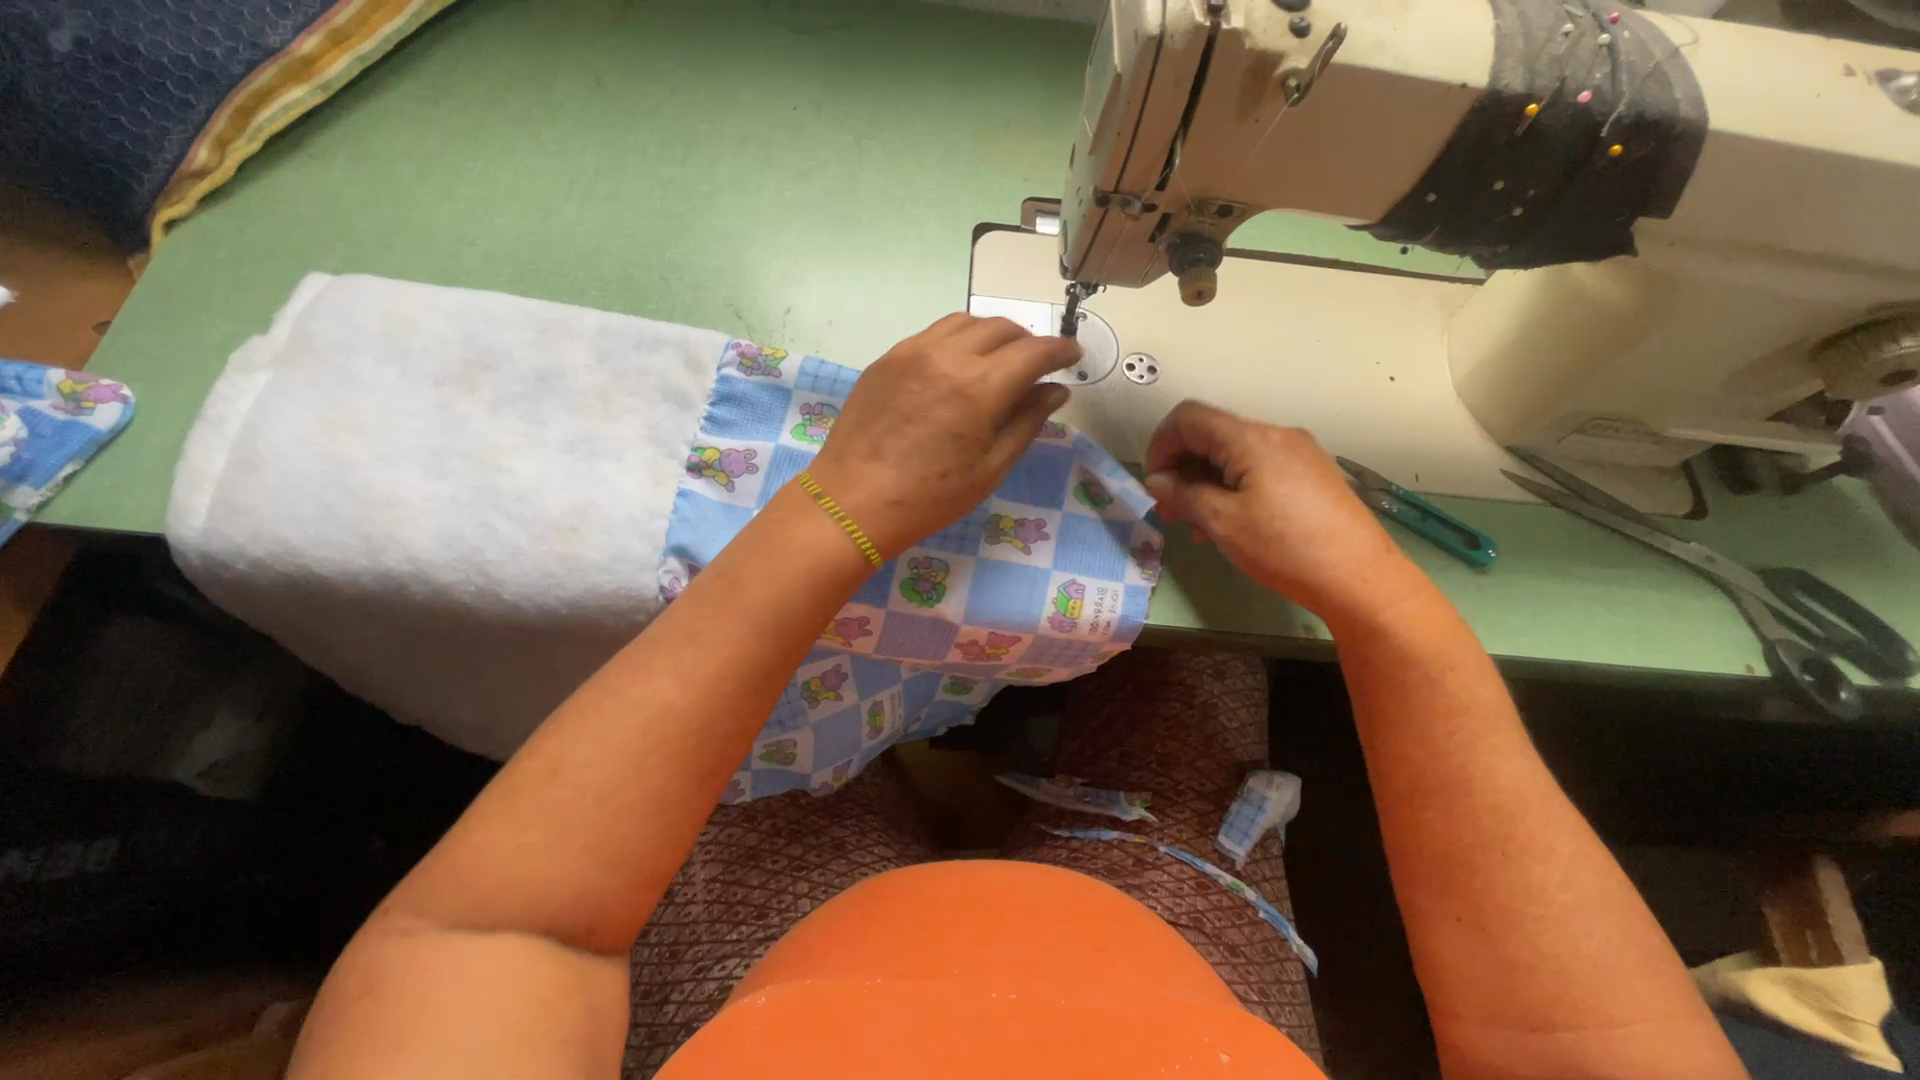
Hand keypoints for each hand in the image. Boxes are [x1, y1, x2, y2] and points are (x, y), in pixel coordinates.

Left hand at [807, 314, 1077, 557]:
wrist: (854, 501)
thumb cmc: (930, 497)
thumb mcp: (991, 468)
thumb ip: (1027, 422)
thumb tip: (1056, 391)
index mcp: (979, 387)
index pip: (1033, 352)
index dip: (1060, 350)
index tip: (1074, 355)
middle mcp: (947, 356)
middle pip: (1001, 328)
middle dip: (1028, 341)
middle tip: (1037, 365)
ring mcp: (911, 352)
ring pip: (965, 323)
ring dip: (992, 334)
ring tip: (998, 360)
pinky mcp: (887, 359)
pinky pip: (932, 334)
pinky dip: (957, 340)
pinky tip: (957, 366)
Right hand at [1142, 400, 1420, 623]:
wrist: (1359, 577)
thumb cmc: (1284, 547)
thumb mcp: (1222, 522)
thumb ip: (1183, 494)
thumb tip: (1157, 480)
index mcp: (1251, 439)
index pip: (1188, 418)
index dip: (1161, 445)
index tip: (1154, 485)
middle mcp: (1275, 435)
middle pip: (1212, 435)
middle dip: (1181, 469)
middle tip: (1168, 512)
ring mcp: (1297, 454)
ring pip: (1233, 456)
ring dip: (1205, 484)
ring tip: (1195, 527)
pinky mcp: (1310, 475)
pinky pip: (1257, 470)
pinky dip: (1232, 490)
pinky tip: (1228, 526)